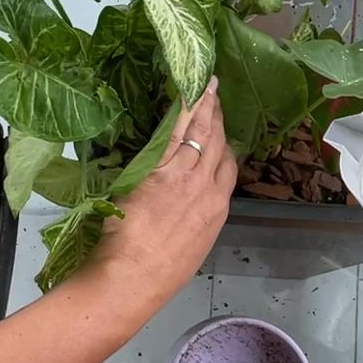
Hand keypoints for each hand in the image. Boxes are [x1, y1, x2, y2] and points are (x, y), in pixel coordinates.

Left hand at [87, 79, 236, 307]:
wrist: (135, 277)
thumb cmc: (156, 274)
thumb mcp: (189, 248)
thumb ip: (192, 222)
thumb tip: (183, 212)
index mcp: (216, 211)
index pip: (228, 169)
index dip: (226, 145)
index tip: (223, 131)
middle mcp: (207, 190)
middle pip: (218, 144)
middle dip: (218, 117)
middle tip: (215, 94)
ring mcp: (185, 177)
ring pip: (200, 133)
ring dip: (204, 106)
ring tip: (205, 85)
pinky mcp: (159, 170)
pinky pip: (175, 133)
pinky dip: (182, 110)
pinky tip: (185, 93)